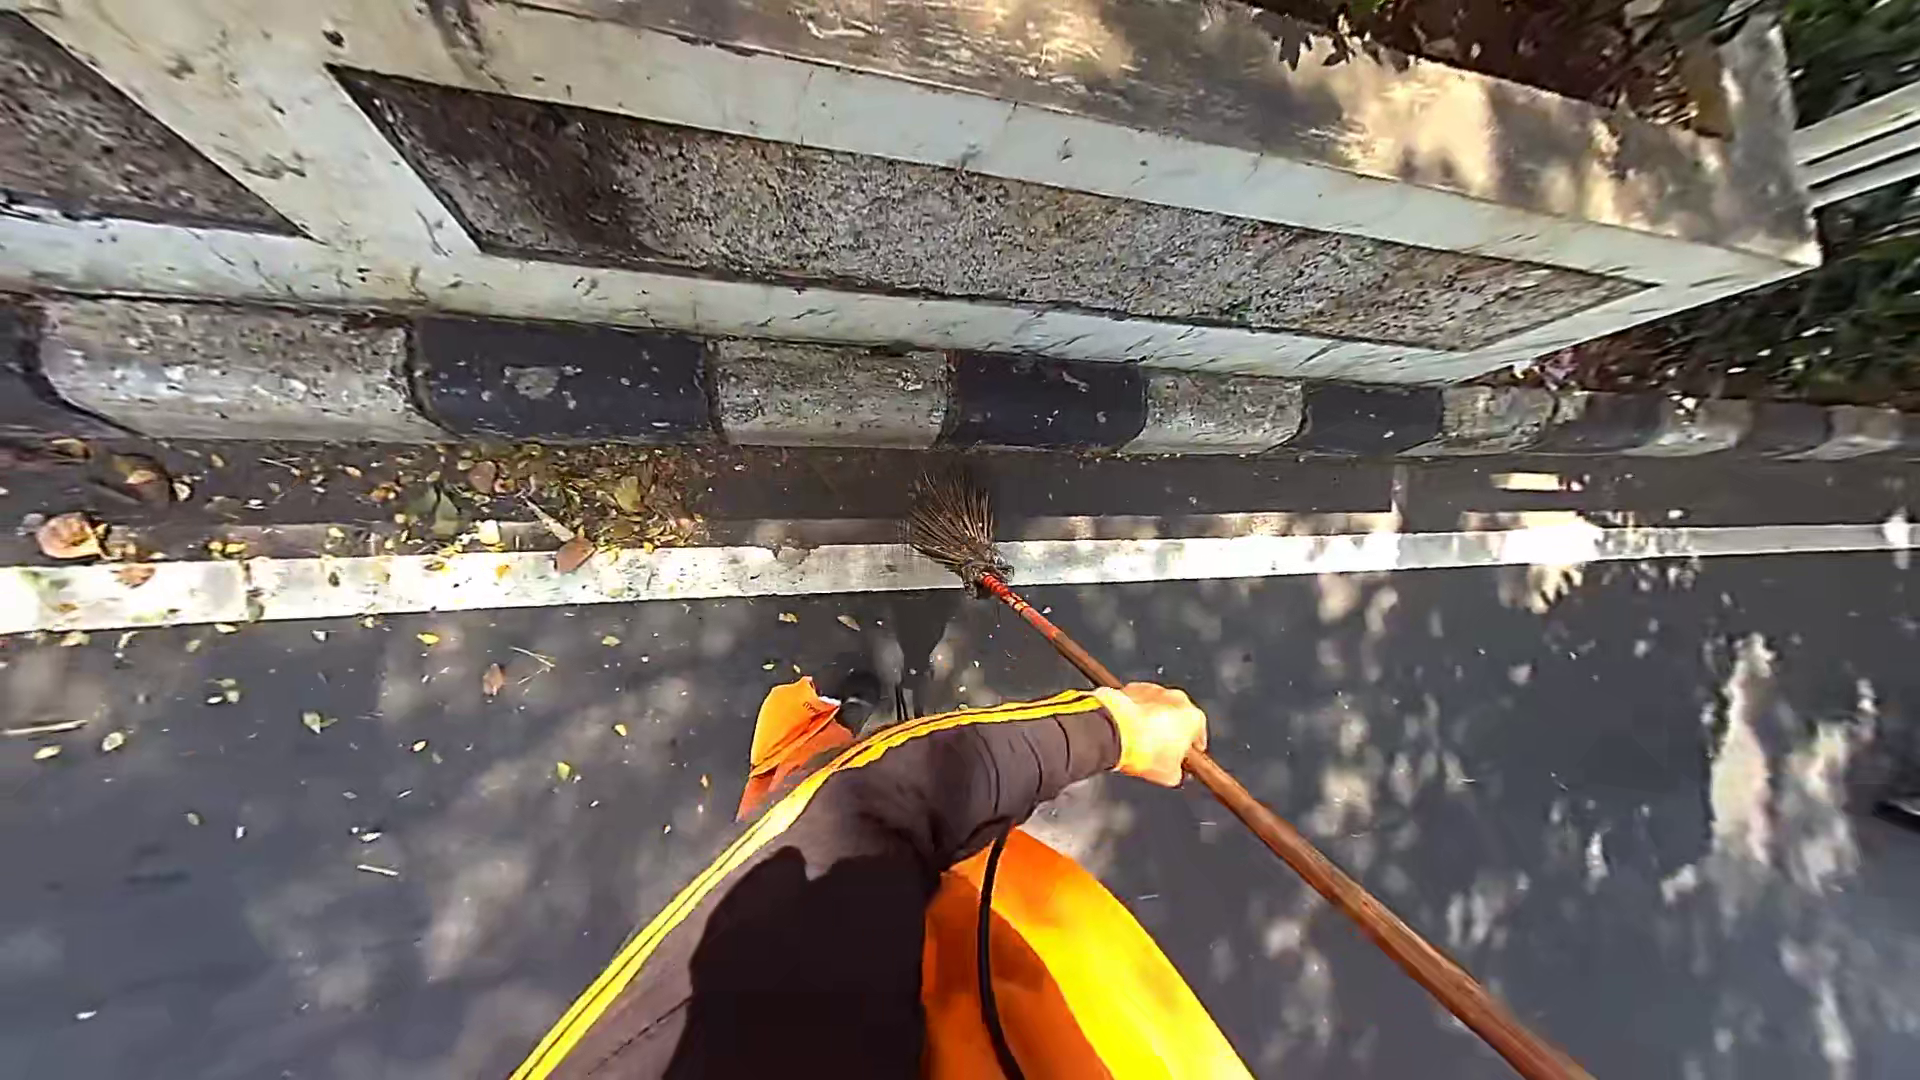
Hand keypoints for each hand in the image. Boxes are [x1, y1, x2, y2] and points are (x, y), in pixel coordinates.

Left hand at [1092, 683, 1207, 786]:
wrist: (1113, 730)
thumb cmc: (1144, 749)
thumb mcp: (1170, 775)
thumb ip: (1177, 770)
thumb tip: (1172, 771)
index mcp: (1193, 717)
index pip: (1198, 735)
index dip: (1190, 748)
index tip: (1183, 757)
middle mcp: (1176, 698)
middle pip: (1178, 717)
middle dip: (1170, 731)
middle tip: (1159, 748)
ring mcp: (1152, 690)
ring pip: (1156, 706)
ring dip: (1151, 719)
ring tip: (1139, 738)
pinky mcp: (1130, 687)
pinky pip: (1137, 701)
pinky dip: (1134, 711)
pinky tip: (1127, 728)